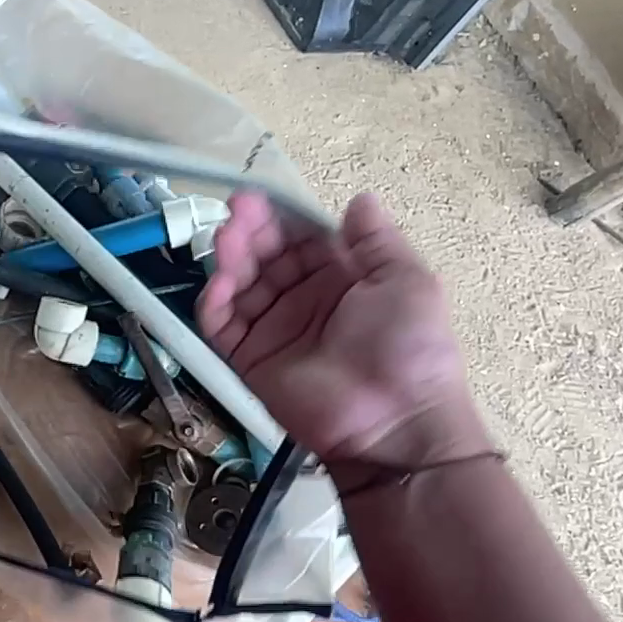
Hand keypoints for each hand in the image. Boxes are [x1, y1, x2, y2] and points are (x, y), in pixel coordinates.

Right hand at [195, 191, 490, 482]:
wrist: (391, 422)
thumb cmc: (408, 348)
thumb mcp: (407, 282)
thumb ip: (376, 241)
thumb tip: (359, 200)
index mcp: (340, 279)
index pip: (299, 239)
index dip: (279, 218)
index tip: (259, 199)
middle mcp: (301, 300)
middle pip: (264, 257)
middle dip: (248, 233)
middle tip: (236, 214)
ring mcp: (271, 329)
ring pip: (239, 285)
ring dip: (228, 260)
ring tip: (225, 241)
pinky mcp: (247, 358)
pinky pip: (221, 325)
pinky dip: (214, 302)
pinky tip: (218, 285)